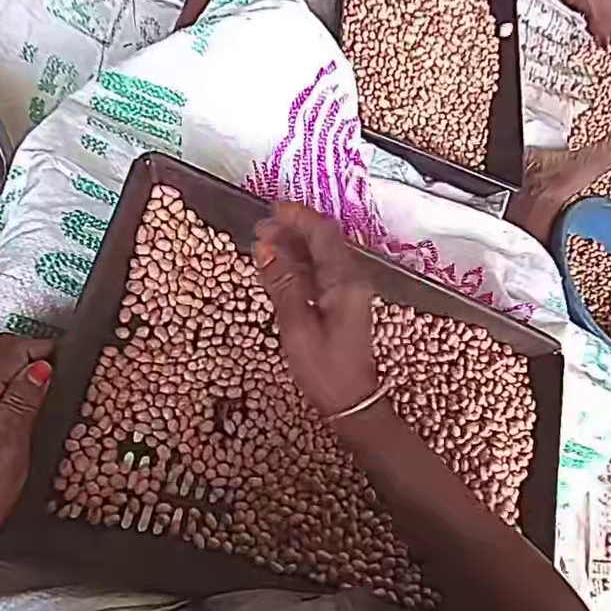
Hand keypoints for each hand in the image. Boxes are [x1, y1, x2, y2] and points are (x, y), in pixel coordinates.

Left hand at [0, 334, 53, 585]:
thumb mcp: (5, 452)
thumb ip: (22, 405)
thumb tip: (41, 366)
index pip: (7, 350)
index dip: (44, 347)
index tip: (79, 355)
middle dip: (36, 354)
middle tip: (75, 369)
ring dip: (25, 372)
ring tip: (63, 386)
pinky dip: (14, 391)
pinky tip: (35, 407)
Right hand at [254, 203, 376, 416]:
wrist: (351, 401)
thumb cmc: (325, 369)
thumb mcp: (297, 326)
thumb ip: (282, 283)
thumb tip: (264, 248)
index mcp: (345, 280)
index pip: (323, 233)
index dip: (298, 216)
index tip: (270, 209)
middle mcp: (351, 280)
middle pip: (323, 241)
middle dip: (292, 230)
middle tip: (259, 229)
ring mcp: (348, 292)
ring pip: (320, 257)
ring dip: (294, 247)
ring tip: (262, 246)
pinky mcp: (342, 305)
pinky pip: (320, 274)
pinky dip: (299, 267)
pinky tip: (277, 269)